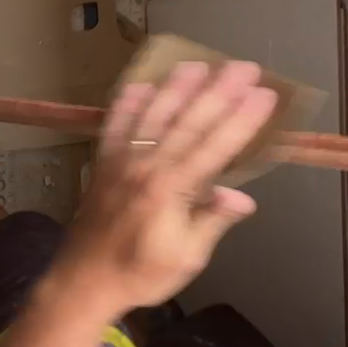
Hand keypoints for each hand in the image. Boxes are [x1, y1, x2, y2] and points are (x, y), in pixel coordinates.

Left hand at [46, 60, 279, 316]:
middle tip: (243, 67)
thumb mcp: (185, 258)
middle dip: (218, 92)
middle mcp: (145, 167)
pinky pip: (115, 127)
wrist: (84, 281)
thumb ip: (211, 221)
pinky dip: (126, 105)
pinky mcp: (102, 164)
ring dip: (175, 88)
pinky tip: (139, 85)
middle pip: (187, 122)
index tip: (263, 95)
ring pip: (152, 116)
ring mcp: (121, 161)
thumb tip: (242, 198)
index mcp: (170, 191)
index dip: (241, 120)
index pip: (214, 147)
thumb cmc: (139, 275)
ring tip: (196, 64)